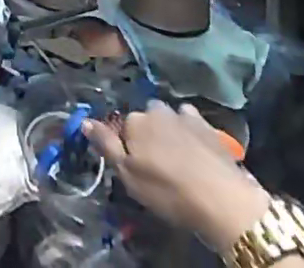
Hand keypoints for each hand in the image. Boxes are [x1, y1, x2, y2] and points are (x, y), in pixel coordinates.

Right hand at [83, 101, 270, 250]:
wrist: (218, 195)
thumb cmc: (166, 189)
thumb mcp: (128, 175)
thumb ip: (106, 145)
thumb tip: (85, 121)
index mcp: (135, 121)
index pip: (122, 127)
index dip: (127, 147)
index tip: (134, 166)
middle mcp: (157, 109)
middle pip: (145, 119)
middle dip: (147, 134)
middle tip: (154, 164)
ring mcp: (183, 113)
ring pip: (167, 119)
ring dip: (168, 132)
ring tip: (175, 159)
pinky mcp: (206, 123)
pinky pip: (189, 122)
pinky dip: (188, 131)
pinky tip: (193, 150)